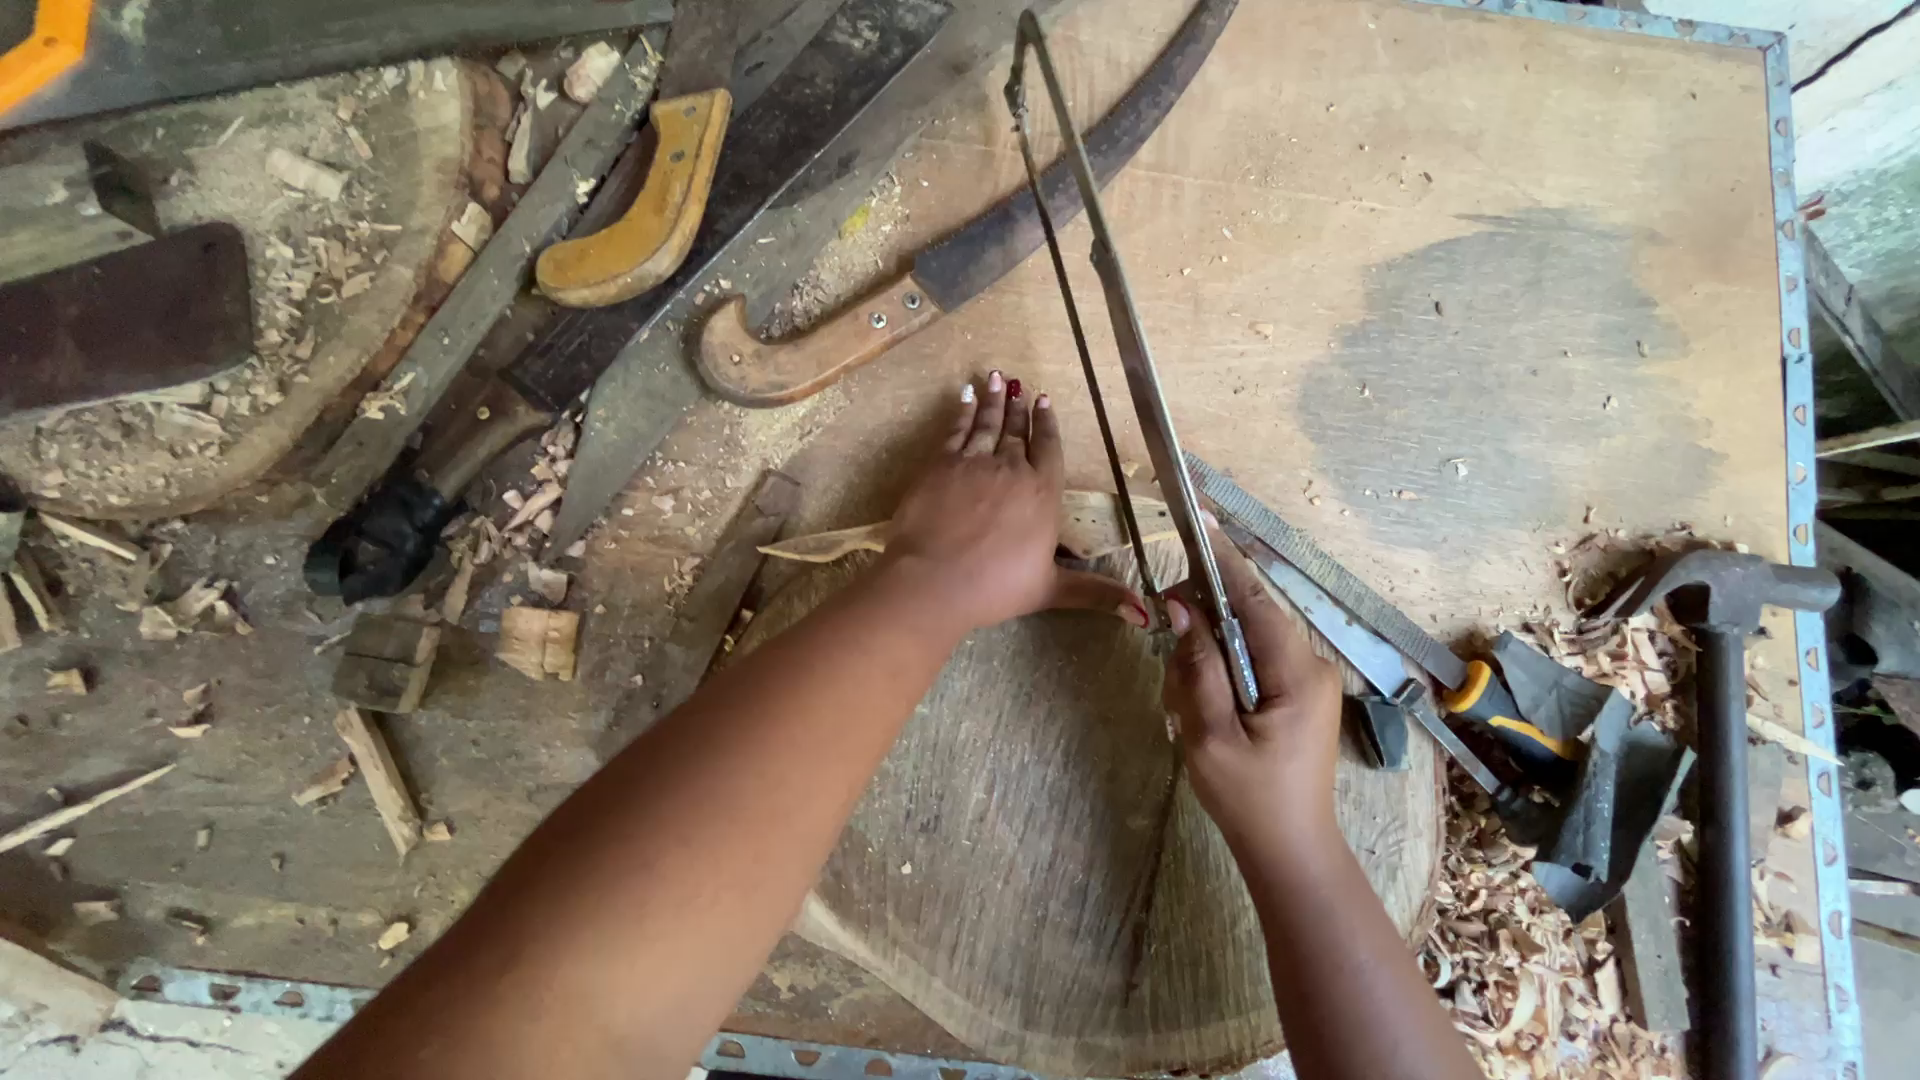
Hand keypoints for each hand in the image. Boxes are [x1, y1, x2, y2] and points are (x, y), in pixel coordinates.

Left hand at [882, 371, 1147, 633]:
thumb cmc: (995, 587)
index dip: (1047, 424)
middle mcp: (1011, 469)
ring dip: (993, 401)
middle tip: (1019, 386)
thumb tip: (1143, 610)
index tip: (1045, 401)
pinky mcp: (940, 464)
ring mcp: (974, 463)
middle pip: (1018, 432)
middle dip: (1020, 408)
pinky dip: (961, 411)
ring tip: (995, 378)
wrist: (935, 579)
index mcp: (1042, 494)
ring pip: (987, 424)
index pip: (1049, 449)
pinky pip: (955, 430)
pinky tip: (964, 397)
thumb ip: (1095, 592)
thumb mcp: (1050, 590)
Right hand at [1163, 525, 1343, 853]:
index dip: (1222, 562)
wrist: (1291, 852)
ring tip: (1189, 715)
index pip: (1253, 600)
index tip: (1197, 525)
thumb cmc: (1249, 798)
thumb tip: (1182, 609)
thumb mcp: (1209, 733)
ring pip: (1244, 643)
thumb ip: (1196, 667)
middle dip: (1203, 632)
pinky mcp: (1296, 696)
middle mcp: (1309, 666)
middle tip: (1174, 679)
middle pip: (1246, 619)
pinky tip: (1204, 714)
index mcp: (1296, 671)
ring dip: (1207, 664)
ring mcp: (1306, 681)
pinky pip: (1251, 665)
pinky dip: (1220, 677)